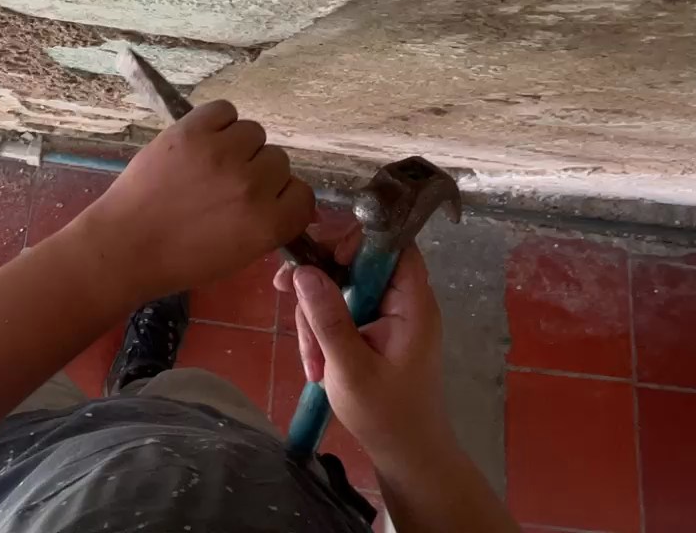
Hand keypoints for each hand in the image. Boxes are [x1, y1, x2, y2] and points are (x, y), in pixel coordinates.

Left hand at [60, 100, 313, 306]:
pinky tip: (201, 140)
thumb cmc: (181, 259)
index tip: (263, 200)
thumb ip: (269, 224)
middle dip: (257, 172)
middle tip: (227, 185)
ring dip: (238, 145)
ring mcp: (221, 154)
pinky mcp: (191, 131)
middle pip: (278, 160)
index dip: (282, 196)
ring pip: (254, 132)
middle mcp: (252, 185)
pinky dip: (217, 122)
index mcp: (269, 224)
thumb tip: (290, 199)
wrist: (126, 245)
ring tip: (210, 162)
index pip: (302, 193)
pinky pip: (224, 110)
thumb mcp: (240, 254)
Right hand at [273, 219, 454, 469]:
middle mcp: (400, 299)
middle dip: (317, 280)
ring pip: (338, 285)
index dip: (355, 237)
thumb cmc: (387, 416)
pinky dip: (320, 329)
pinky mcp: (371, 326)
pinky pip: (338, 308)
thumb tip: (303, 270)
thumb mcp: (351, 368)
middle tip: (283, 290)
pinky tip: (315, 363)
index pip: (390, 242)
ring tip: (312, 360)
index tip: (322, 255)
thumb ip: (328, 318)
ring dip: (314, 316)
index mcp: (411, 302)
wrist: (407, 458)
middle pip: (354, 259)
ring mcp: (385, 312)